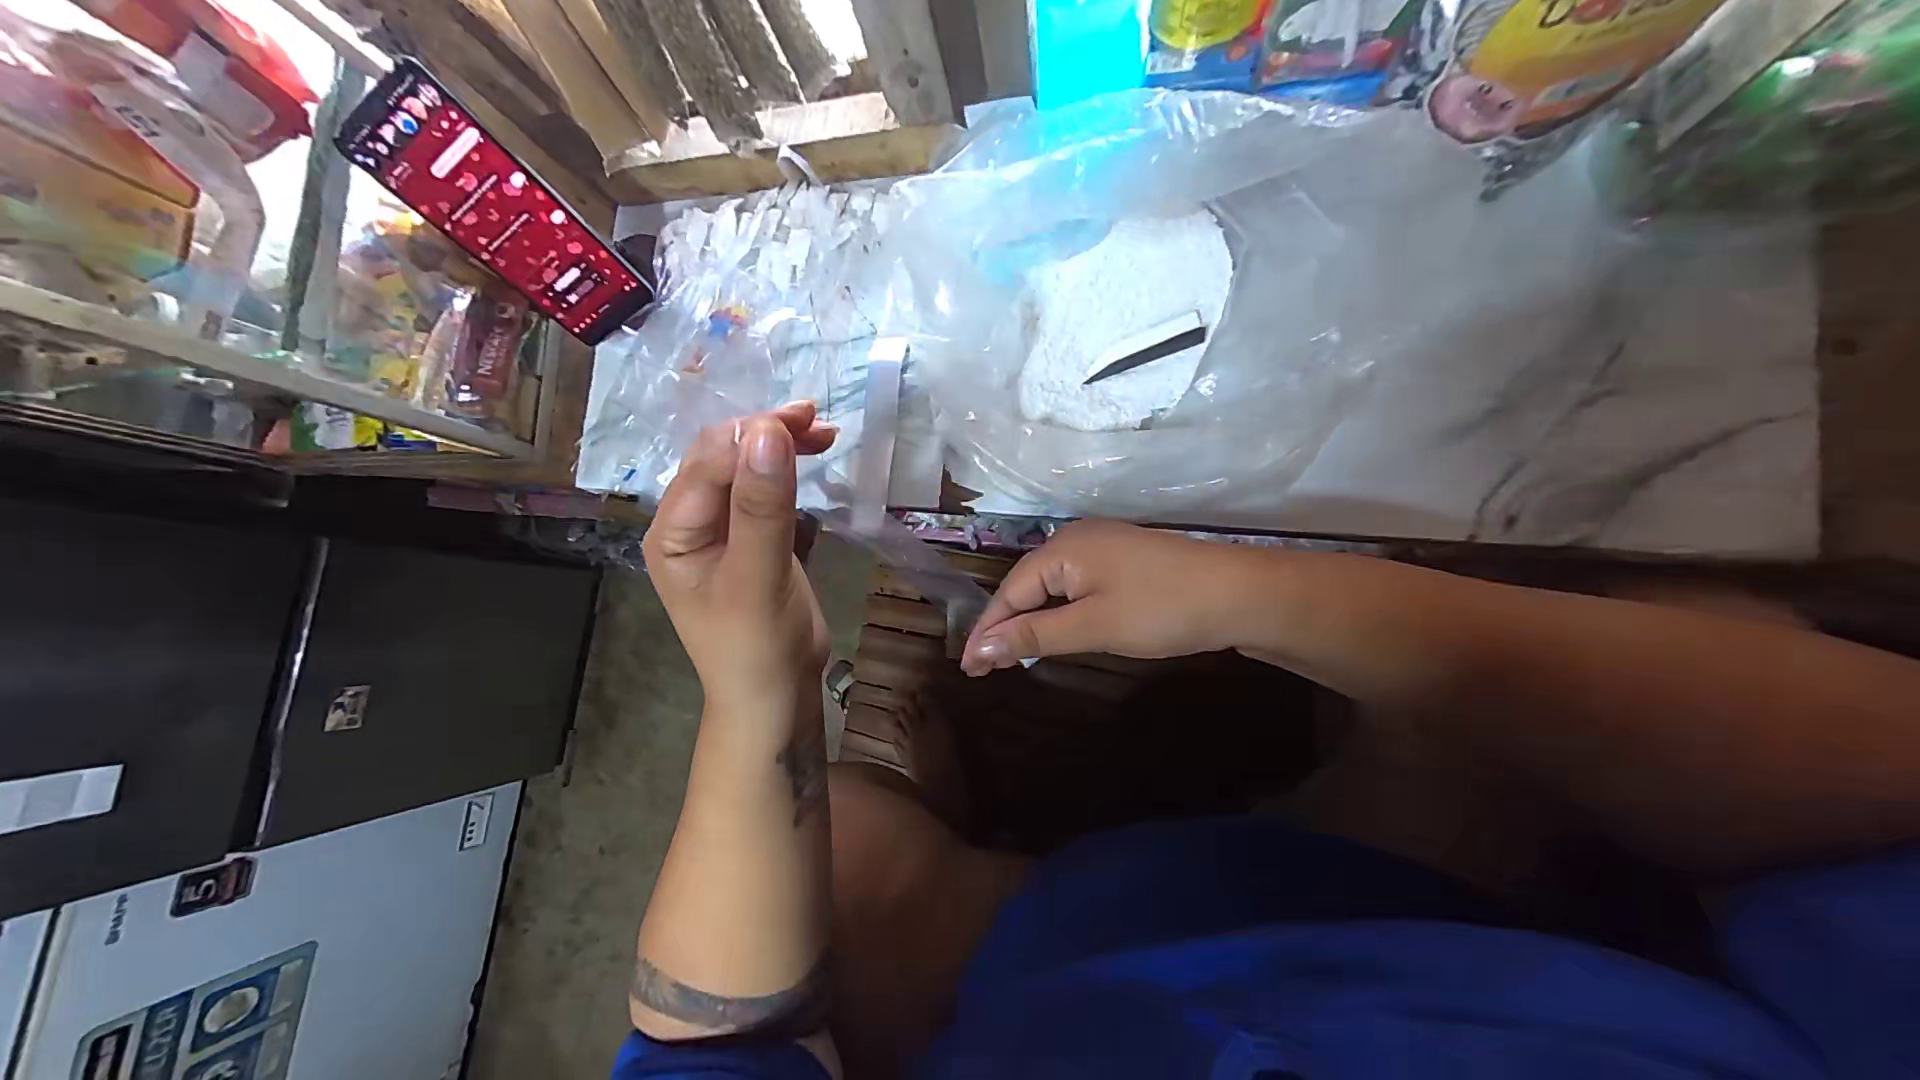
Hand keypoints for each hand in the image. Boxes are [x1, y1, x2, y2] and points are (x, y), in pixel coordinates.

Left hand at [643, 404, 837, 714]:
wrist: (774, 696)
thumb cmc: (756, 646)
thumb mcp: (757, 578)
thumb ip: (761, 508)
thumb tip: (769, 432)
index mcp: (673, 530)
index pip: (709, 461)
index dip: (753, 434)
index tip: (806, 422)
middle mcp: (691, 523)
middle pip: (725, 457)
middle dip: (768, 433)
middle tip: (820, 422)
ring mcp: (722, 531)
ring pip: (747, 470)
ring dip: (781, 447)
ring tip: (824, 433)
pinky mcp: (752, 539)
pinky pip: (766, 492)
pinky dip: (789, 472)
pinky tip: (812, 459)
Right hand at [962, 520, 1273, 675]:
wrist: (1239, 593)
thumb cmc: (1160, 609)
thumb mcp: (1092, 626)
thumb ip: (1034, 636)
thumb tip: (981, 647)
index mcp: (1061, 549)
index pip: (1009, 593)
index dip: (988, 632)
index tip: (968, 668)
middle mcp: (1074, 539)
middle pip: (1026, 586)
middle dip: (1005, 627)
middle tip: (985, 668)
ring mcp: (1100, 546)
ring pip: (1050, 586)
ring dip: (1031, 621)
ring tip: (1011, 656)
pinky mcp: (1121, 560)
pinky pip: (1074, 584)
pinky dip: (1058, 611)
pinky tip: (1054, 630)